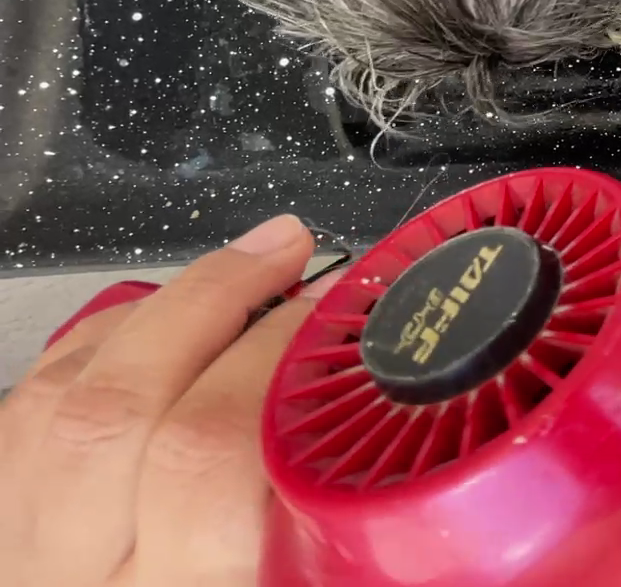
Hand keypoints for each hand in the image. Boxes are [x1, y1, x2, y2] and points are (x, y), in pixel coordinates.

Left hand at [0, 215, 333, 584]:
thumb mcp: (331, 571)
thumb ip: (354, 496)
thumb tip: (401, 379)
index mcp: (192, 586)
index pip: (209, 454)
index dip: (278, 351)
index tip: (344, 305)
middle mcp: (85, 574)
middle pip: (117, 410)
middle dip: (214, 297)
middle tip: (290, 250)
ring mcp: (24, 553)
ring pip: (56, 401)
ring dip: (162, 306)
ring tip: (243, 264)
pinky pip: (24, 412)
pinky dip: (102, 340)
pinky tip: (170, 317)